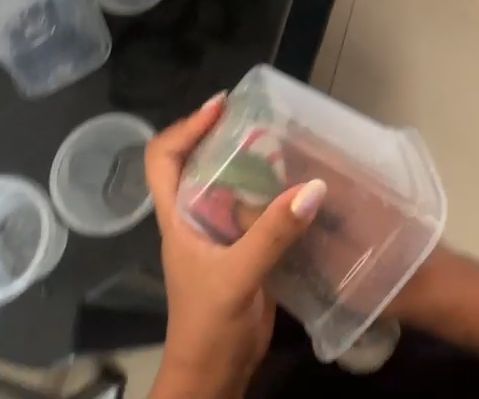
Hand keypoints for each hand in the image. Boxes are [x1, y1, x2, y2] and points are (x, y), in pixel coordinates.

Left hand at [145, 93, 325, 398]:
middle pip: (199, 162)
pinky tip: (304, 183)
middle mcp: (196, 217)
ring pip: (231, 183)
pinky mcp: (245, 249)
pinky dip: (276, 191)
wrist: (215, 376)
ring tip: (288, 139)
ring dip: (254, 161)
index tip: (221, 106)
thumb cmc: (208, 325)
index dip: (186, 127)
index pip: (163, 158)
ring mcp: (220, 233)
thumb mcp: (237, 276)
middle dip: (225, 135)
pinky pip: (258, 208)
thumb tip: (314, 187)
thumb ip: (272, 234)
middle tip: (264, 115)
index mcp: (178, 217)